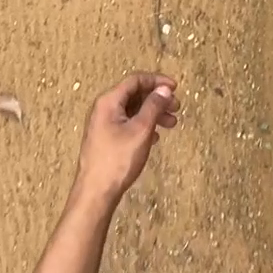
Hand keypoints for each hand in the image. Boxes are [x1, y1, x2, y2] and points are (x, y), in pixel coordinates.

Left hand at [73, 72, 177, 205]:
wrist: (96, 192)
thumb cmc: (118, 160)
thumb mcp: (141, 129)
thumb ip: (153, 106)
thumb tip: (164, 89)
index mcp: (109, 101)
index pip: (135, 80)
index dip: (157, 81)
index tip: (175, 88)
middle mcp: (103, 109)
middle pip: (134, 94)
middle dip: (157, 98)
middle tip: (176, 107)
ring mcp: (103, 125)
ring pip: (132, 110)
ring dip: (153, 113)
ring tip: (171, 124)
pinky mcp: (105, 139)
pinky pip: (128, 124)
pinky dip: (143, 125)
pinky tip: (155, 137)